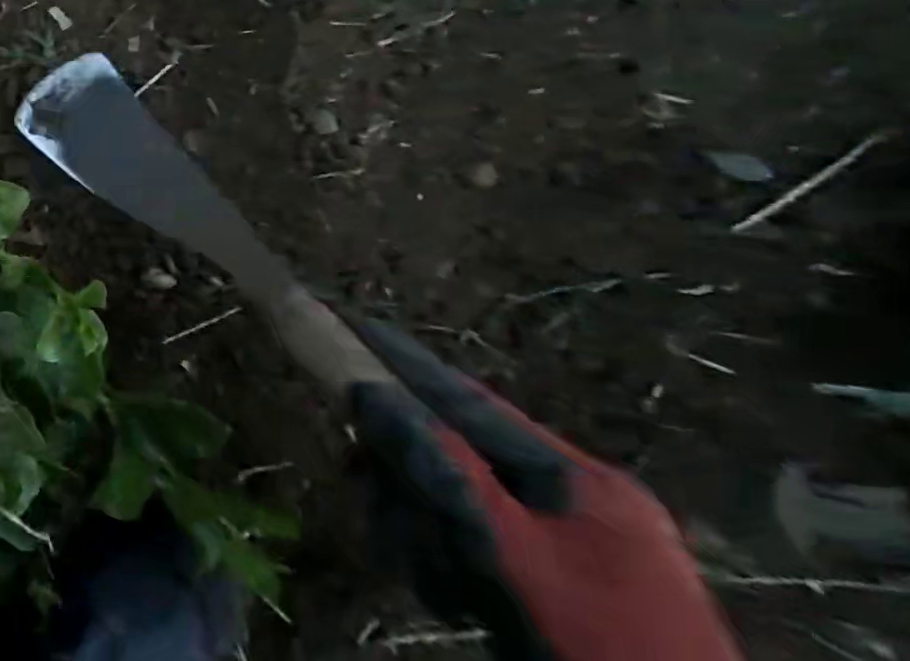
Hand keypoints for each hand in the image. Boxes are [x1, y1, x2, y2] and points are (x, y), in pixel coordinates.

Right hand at [350, 321, 741, 660]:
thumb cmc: (599, 649)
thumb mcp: (510, 558)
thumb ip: (442, 471)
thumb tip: (372, 394)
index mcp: (576, 477)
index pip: (468, 399)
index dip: (405, 361)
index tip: (353, 322)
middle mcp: (574, 495)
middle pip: (458, 453)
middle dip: (405, 475)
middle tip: (360, 487)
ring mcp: (572, 539)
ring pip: (462, 500)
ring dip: (423, 528)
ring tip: (421, 574)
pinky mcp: (562, 578)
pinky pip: (482, 541)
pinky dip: (449, 558)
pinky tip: (446, 596)